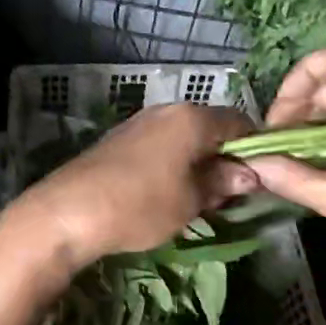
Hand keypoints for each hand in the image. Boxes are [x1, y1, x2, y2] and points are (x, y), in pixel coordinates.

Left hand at [7, 103, 261, 271]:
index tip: (260, 180)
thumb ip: (222, 182)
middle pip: (207, 129)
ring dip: (194, 166)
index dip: (255, 149)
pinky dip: (168, 168)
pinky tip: (164, 197)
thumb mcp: (190, 201)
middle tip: (228, 198)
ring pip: (180, 141)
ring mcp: (135, 125)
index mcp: (190, 118)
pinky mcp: (114, 143)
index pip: (239, 121)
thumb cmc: (139, 205)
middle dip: (223, 159)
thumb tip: (247, 173)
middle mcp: (163, 112)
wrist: (66, 212)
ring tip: (196, 203)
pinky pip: (155, 150)